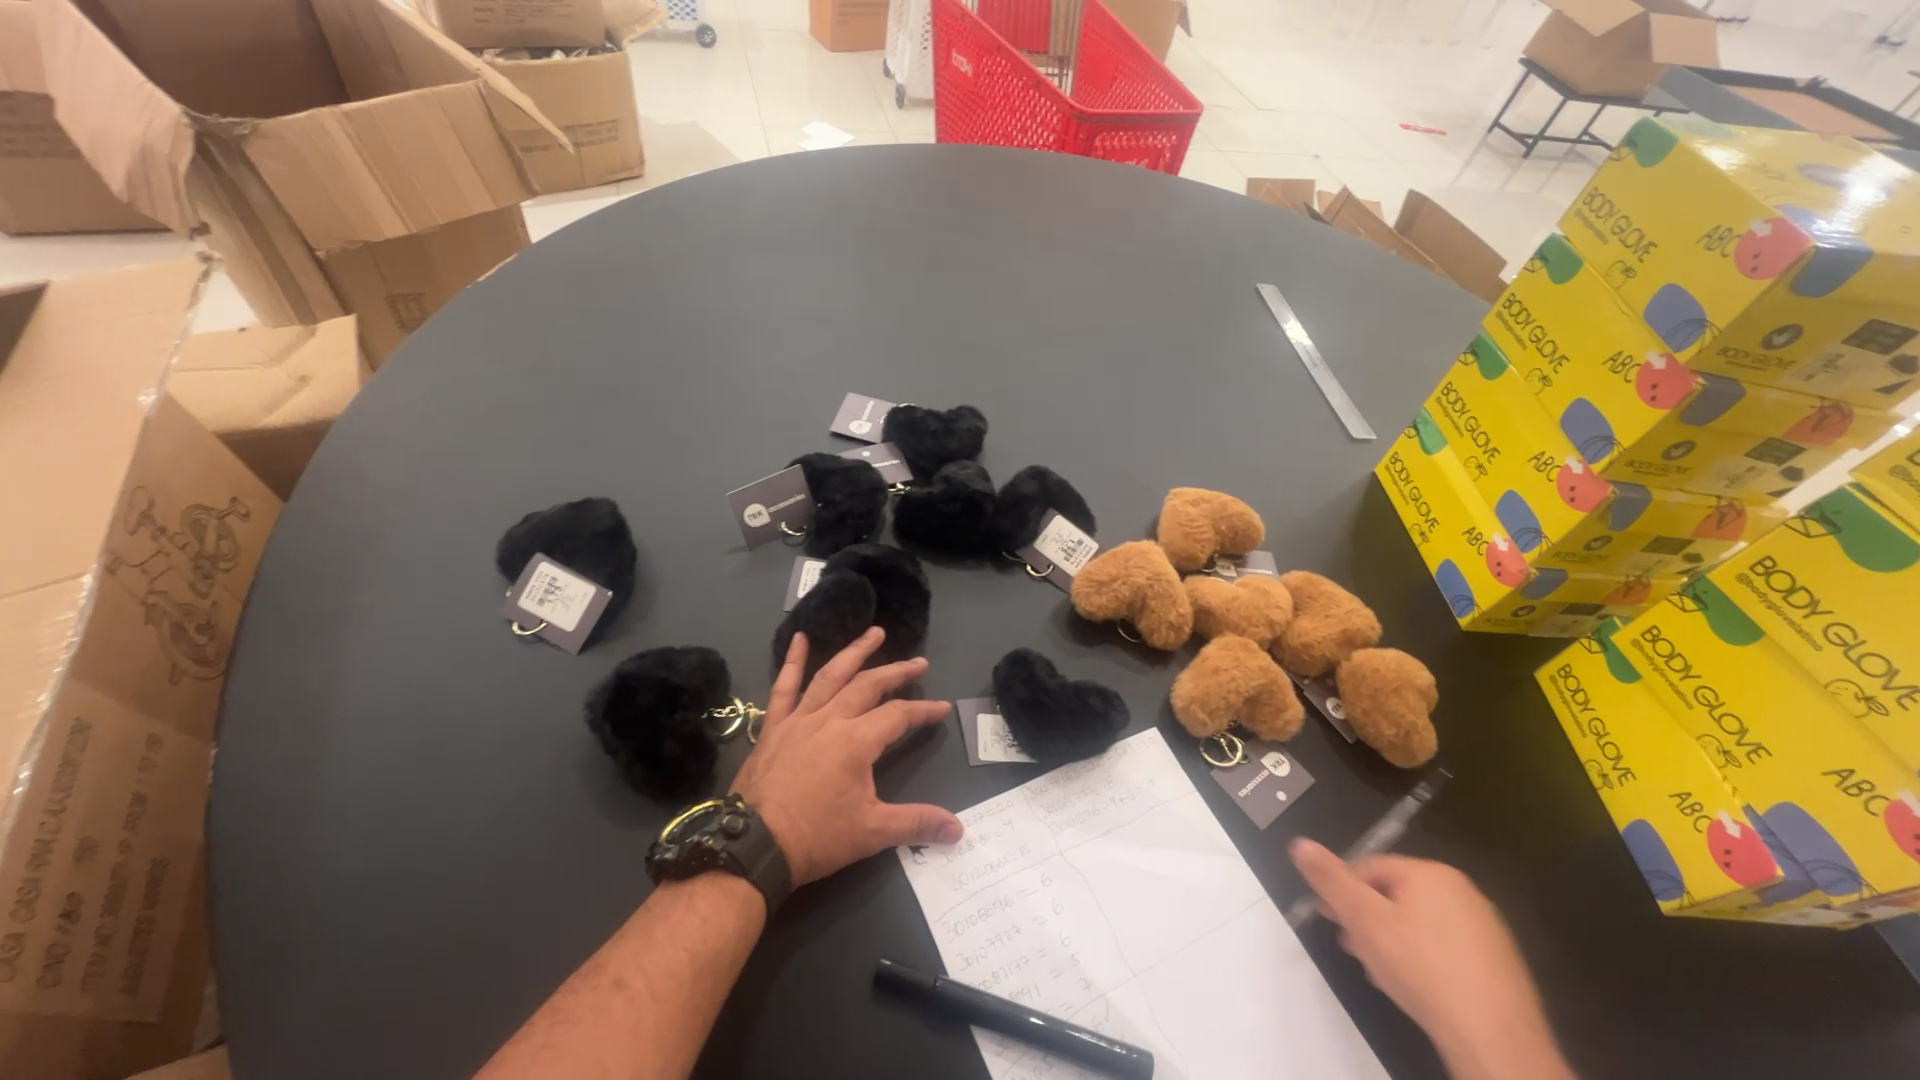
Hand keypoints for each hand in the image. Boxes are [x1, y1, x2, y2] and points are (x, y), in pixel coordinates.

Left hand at [732, 628, 962, 886]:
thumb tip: (958, 829)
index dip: (923, 710)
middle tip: (919, 662)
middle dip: (897, 672)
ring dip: (855, 652)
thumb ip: (917, 823)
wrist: (754, 845)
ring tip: (874, 633)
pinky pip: (784, 687)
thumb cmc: (817, 837)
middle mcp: (830, 719)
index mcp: (856, 741)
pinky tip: (800, 638)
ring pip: (831, 675)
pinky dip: (793, 661)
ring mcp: (799, 719)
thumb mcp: (873, 832)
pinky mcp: (774, 727)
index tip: (942, 708)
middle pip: (869, 685)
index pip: (898, 715)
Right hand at [1289, 840, 1574, 1079]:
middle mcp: (1462, 891)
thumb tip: (1299, 843)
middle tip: (1352, 948)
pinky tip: (1412, 985)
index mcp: (1430, 873)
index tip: (1329, 920)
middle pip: (1395, 895)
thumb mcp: (1364, 920)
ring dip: (1390, 941)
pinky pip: (1444, 947)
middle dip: (1367, 919)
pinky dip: (1421, 959)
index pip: (1370, 867)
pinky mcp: (1496, 961)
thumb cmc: (1421, 968)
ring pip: (1419, 923)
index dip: (1343, 892)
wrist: (1493, 1036)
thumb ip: (1331, 881)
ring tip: (1378, 971)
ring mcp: (1484, 927)